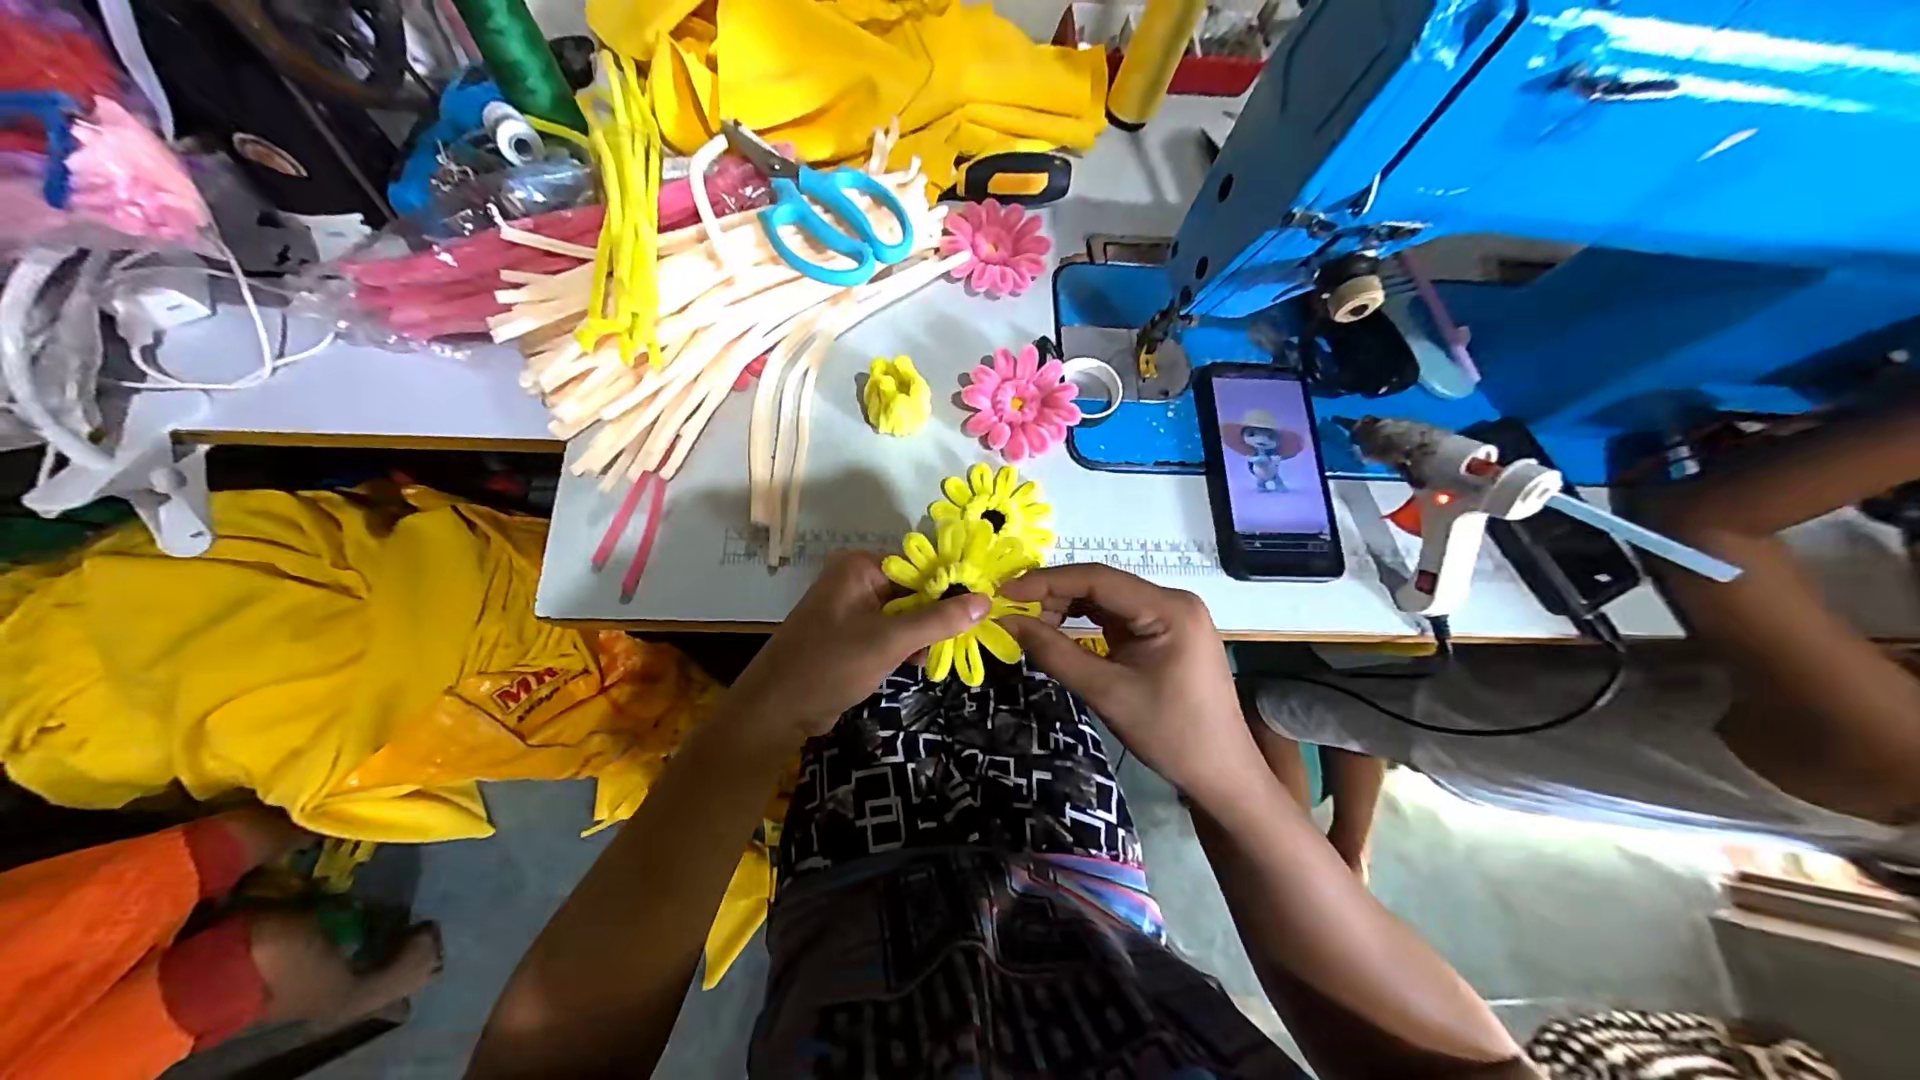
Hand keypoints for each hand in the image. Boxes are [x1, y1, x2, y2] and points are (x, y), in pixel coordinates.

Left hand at [728, 550, 987, 745]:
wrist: (777, 710)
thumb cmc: (832, 665)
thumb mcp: (890, 641)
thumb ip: (938, 620)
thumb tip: (984, 600)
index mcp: (859, 567)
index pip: (918, 565)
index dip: (951, 584)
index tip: (983, 603)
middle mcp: (854, 580)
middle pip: (912, 589)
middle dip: (938, 612)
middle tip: (973, 631)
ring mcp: (850, 608)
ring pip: (902, 613)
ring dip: (924, 632)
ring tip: (949, 650)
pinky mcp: (849, 635)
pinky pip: (887, 631)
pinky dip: (905, 644)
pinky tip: (922, 661)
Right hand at [1001, 564, 1263, 808]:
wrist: (1221, 774)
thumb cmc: (1170, 734)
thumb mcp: (1106, 692)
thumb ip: (1054, 653)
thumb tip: (1007, 622)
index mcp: (1168, 607)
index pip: (1097, 578)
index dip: (1046, 582)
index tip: (1005, 592)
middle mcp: (1172, 601)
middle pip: (1101, 585)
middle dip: (1053, 596)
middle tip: (1010, 612)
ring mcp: (1169, 616)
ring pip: (1105, 601)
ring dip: (1066, 609)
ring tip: (1028, 625)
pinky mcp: (1163, 633)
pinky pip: (1116, 619)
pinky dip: (1084, 624)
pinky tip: (1057, 632)